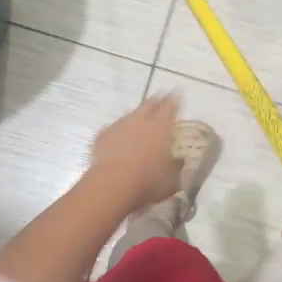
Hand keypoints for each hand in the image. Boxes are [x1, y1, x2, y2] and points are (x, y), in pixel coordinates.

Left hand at [87, 94, 182, 210]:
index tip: (177, 95)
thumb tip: (179, 160)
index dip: (174, 100)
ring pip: (129, 115)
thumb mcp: (171, 179)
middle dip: (156, 100)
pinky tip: (117, 138)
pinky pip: (112, 129)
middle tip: (160, 98)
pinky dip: (118, 132)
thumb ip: (176, 166)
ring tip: (139, 120)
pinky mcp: (101, 137)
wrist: (111, 185)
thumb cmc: (147, 183)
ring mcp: (118, 127)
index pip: (170, 107)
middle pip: (149, 105)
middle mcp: (140, 121)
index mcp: (160, 127)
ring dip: (136, 116)